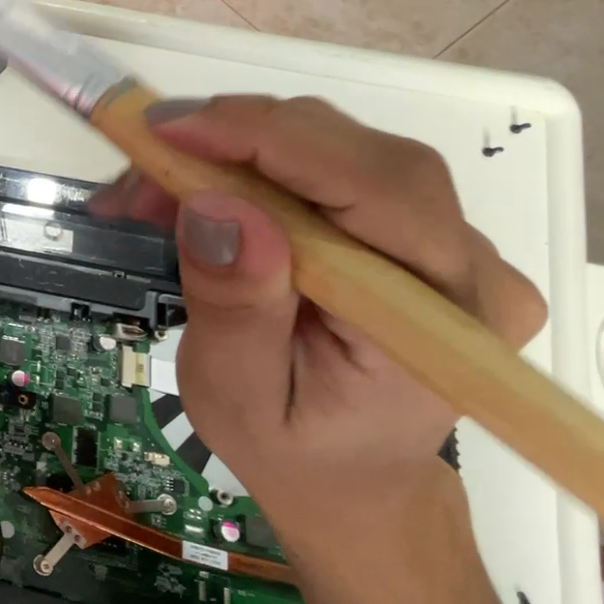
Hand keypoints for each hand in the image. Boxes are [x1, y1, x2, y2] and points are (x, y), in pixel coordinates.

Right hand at [91, 96, 545, 529]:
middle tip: (137, 169)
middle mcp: (465, 265)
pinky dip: (238, 165)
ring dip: (226, 153)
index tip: (168, 129)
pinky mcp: (403, 229)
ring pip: (332, 150)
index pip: (377, 190)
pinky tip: (181, 195)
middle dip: (233, 141)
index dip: (272, 140)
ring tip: (145, 194)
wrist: (346, 474)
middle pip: (354, 156)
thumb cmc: (292, 449)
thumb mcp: (240, 394)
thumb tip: (217, 210)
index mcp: (440, 318)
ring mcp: (442, 242)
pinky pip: (319, 169)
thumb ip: (236, 308)